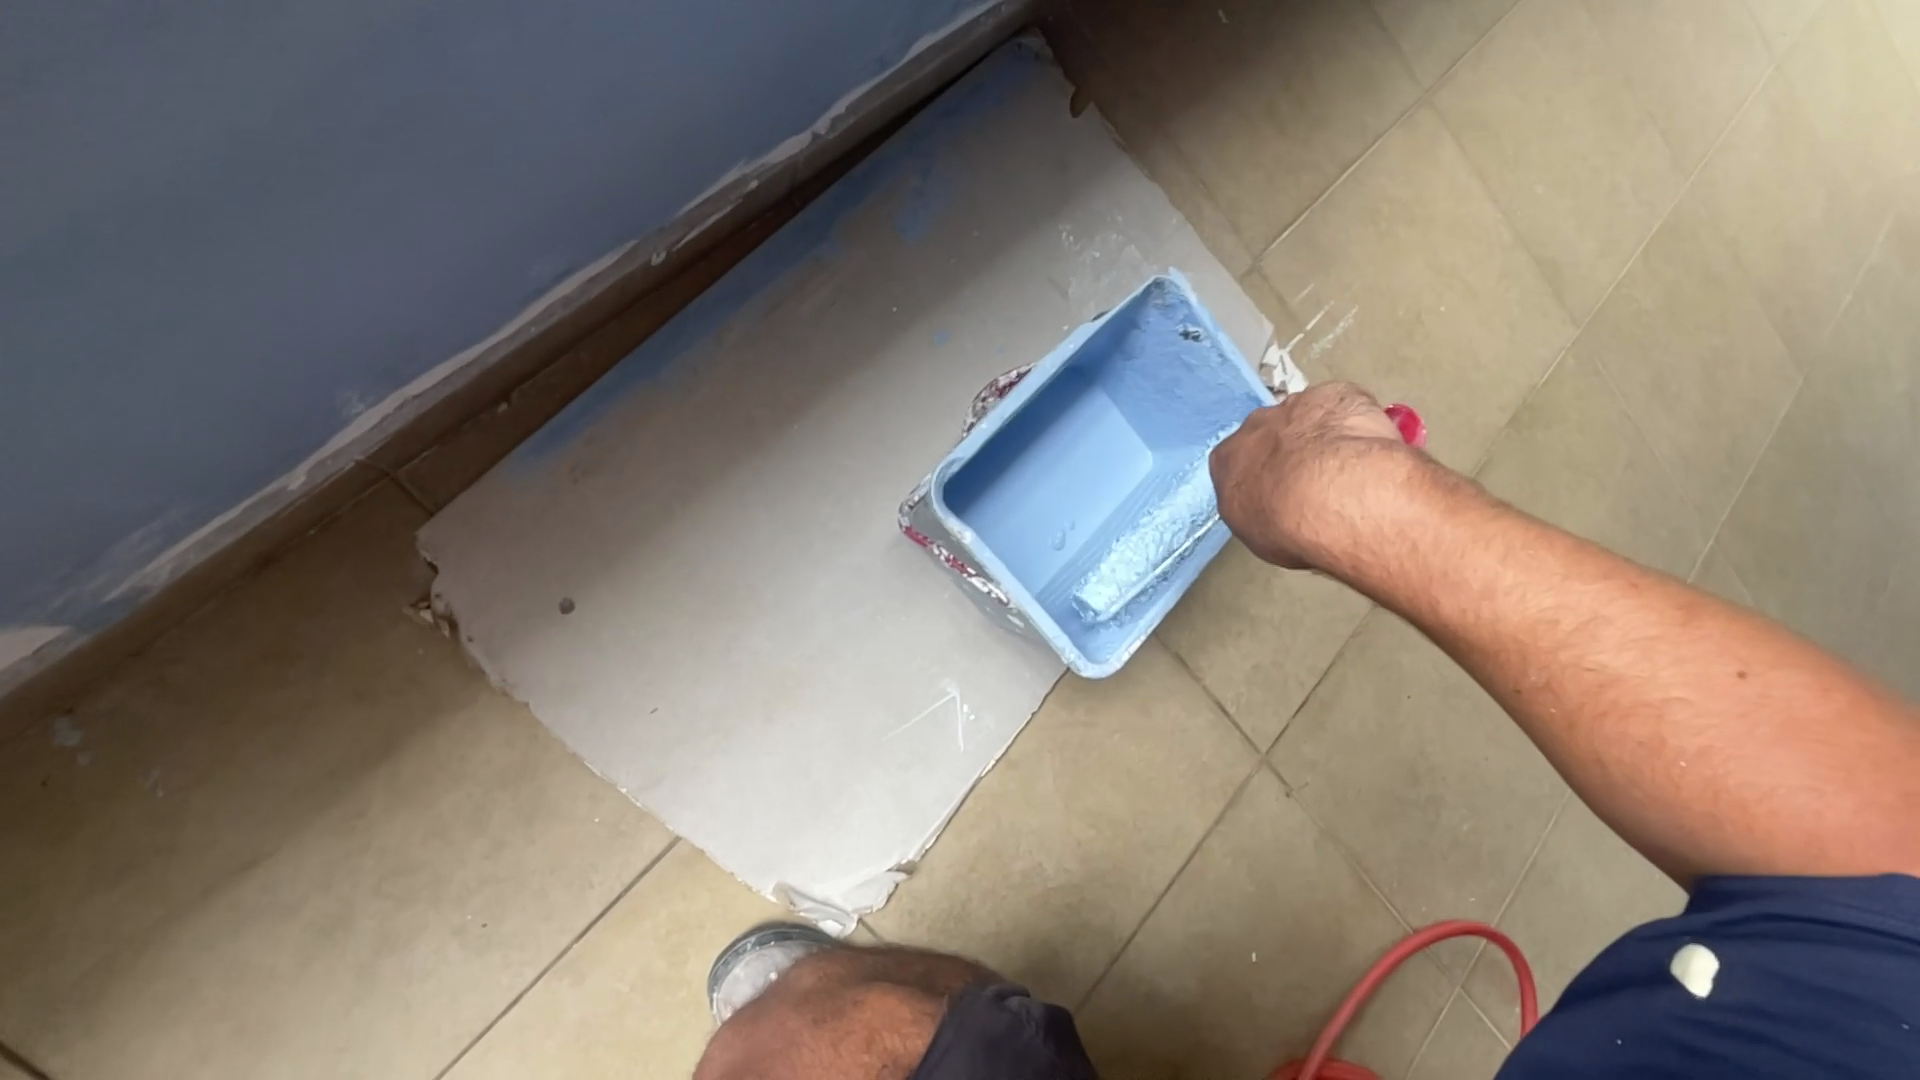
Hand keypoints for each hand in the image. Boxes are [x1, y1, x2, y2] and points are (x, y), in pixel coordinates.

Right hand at [1210, 381, 1415, 568]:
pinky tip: (1371, 447)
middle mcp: (1255, 426)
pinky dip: (1359, 421)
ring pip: (1311, 416)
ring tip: (1352, 467)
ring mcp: (1296, 405)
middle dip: (1293, 449)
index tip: (1280, 490)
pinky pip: (1348, 406)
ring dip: (1327, 435)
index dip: (1262, 474)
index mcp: (1227, 460)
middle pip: (1272, 432)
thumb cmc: (1287, 523)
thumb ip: (1259, 509)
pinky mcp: (1337, 394)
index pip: (1238, 462)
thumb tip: (1275, 509)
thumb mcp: (1256, 534)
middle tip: (1319, 479)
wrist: (1331, 495)